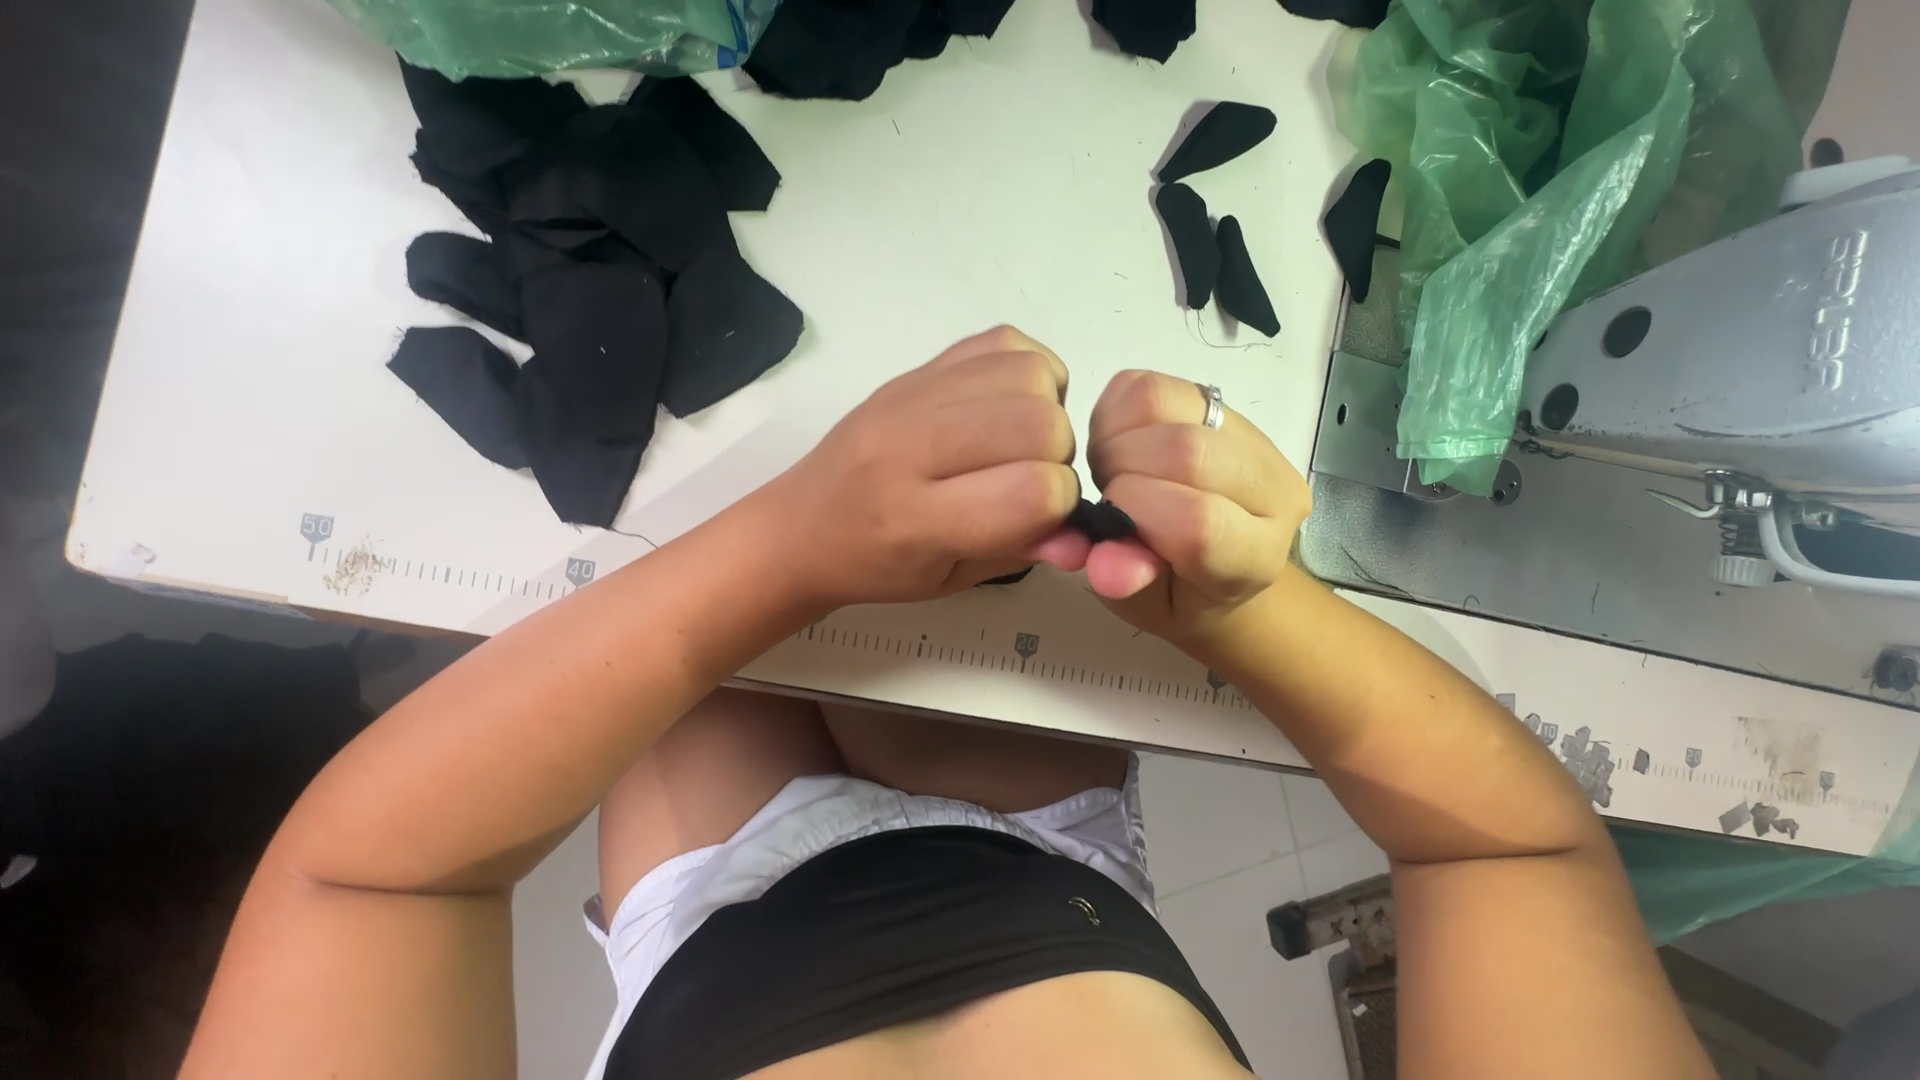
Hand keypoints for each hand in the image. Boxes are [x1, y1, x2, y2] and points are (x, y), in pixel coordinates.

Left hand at [753, 327, 1081, 607]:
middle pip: (1039, 423)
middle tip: (1027, 477)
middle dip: (1056, 456)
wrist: (801, 524)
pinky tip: (1004, 406)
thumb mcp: (950, 580)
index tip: (1038, 516)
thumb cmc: (877, 567)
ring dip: (1045, 409)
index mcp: (914, 518)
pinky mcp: (915, 367)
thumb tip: (1085, 532)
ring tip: (1015, 441)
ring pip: (1028, 374)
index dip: (1058, 505)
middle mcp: (910, 446)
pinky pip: (1002, 341)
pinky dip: (1025, 372)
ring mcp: (910, 395)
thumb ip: (1022, 551)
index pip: (1033, 490)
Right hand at [1079, 370, 1308, 644]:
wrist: (1217, 565)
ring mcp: (1247, 435)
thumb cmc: (1178, 594)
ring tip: (1112, 469)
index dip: (1137, 513)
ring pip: (1163, 401)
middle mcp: (1270, 487)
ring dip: (1113, 434)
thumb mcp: (1149, 607)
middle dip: (1120, 468)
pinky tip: (1118, 445)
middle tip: (1107, 494)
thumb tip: (1094, 561)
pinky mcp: (1215, 401)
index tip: (1112, 524)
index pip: (1199, 521)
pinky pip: (1146, 383)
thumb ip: (1127, 582)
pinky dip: (1113, 412)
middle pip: (1185, 450)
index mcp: (1256, 555)